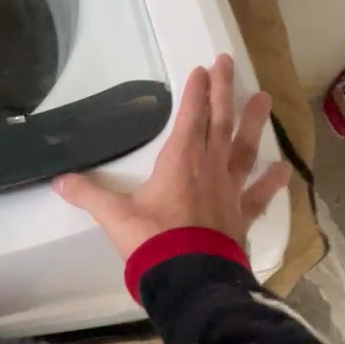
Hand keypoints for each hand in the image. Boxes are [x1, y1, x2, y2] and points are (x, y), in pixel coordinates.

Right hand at [53, 54, 290, 259]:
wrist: (190, 281)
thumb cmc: (152, 241)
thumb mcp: (114, 215)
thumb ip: (88, 194)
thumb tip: (59, 180)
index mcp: (180, 160)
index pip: (190, 115)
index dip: (196, 91)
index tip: (202, 68)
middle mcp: (209, 167)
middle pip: (220, 121)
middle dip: (223, 90)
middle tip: (228, 62)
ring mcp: (230, 191)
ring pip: (245, 149)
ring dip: (254, 123)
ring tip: (265, 98)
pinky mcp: (241, 216)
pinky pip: (260, 194)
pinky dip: (272, 181)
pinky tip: (285, 168)